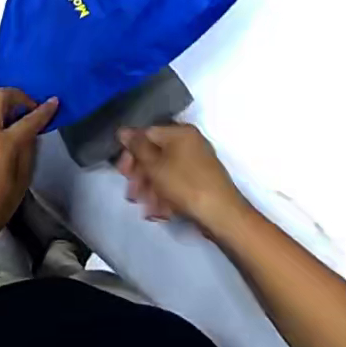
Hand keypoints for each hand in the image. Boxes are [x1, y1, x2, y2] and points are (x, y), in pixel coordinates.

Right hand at [117, 124, 250, 233]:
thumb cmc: (185, 185)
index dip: (130, 152)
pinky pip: (176, 182)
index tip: (122, 172)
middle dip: (140, 175)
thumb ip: (137, 146)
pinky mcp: (201, 181)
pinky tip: (159, 212)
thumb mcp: (155, 165)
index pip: (146, 134)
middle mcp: (190, 142)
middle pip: (155, 154)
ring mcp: (197, 162)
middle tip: (132, 194)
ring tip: (146, 208)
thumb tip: (123, 131)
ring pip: (164, 171)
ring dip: (151, 189)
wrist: (223, 215)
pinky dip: (165, 195)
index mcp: (180, 132)